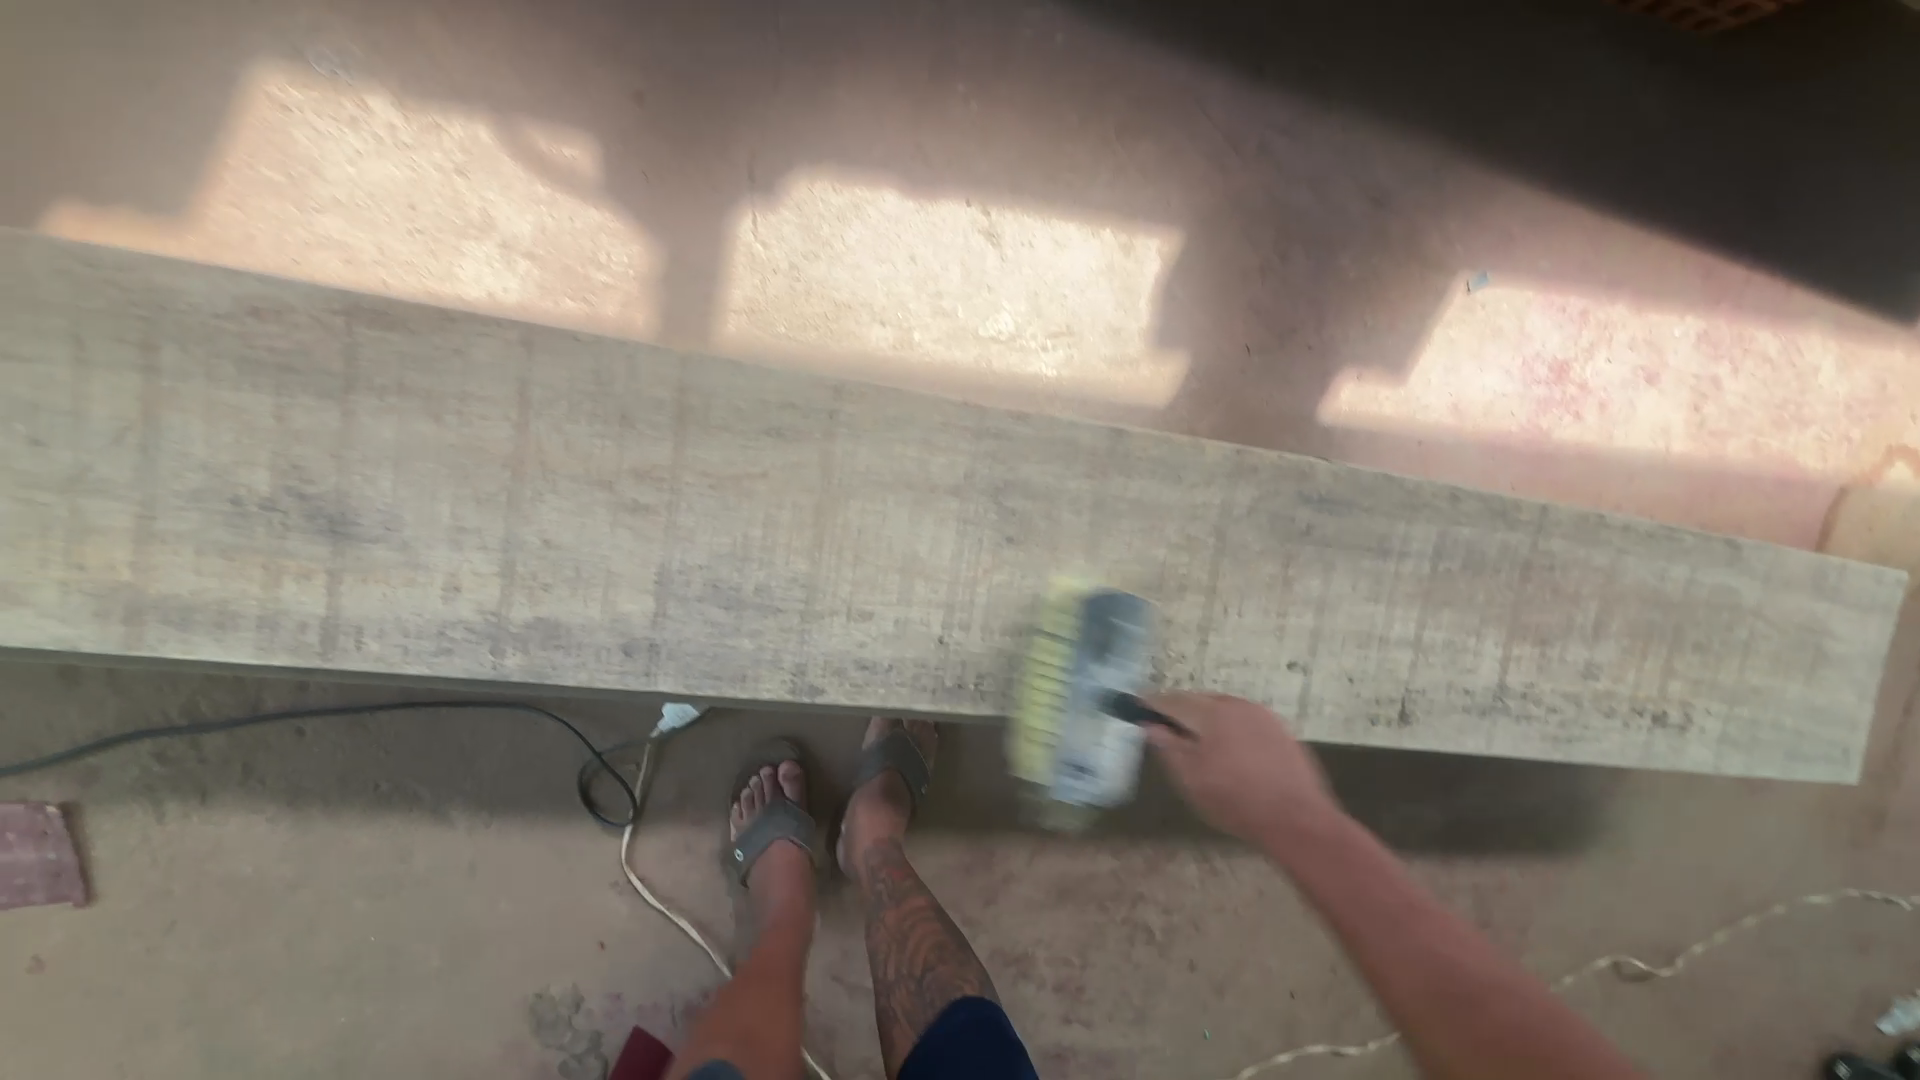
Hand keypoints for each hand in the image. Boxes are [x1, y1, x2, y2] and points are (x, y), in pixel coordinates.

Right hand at [1144, 693, 1341, 843]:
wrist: (1297, 820)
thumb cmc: (1234, 800)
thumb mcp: (1190, 778)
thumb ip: (1168, 747)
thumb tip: (1150, 726)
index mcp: (1211, 712)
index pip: (1173, 700)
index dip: (1152, 704)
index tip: (1137, 708)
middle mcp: (1237, 705)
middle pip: (1199, 701)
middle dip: (1180, 711)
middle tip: (1164, 727)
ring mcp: (1263, 716)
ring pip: (1223, 709)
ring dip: (1206, 719)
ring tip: (1196, 742)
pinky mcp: (1280, 731)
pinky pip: (1244, 721)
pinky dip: (1229, 728)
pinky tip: (1229, 751)